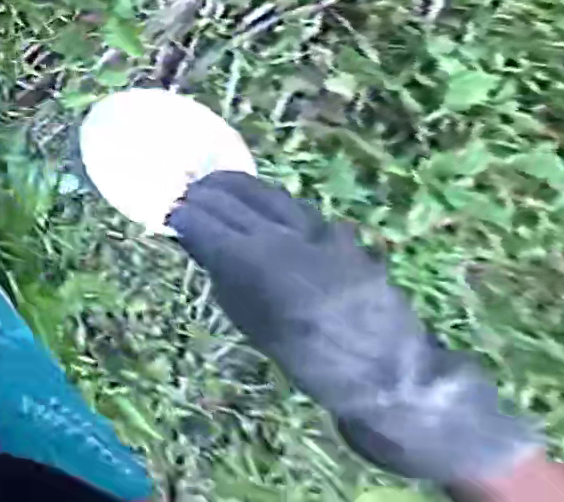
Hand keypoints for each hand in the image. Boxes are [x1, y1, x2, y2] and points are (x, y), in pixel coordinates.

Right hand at [169, 172, 540, 484]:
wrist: (396, 378)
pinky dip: (262, 196)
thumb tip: (191, 238)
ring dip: (226, 185)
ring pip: (257, 190)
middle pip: (226, 202)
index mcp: (257, 267)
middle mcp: (283, 240)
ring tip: (208, 186)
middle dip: (197, 196)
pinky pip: (288, 201)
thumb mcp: (249, 318)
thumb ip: (220, 271)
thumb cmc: (309, 358)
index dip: (179, 215)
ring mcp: (313, 232)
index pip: (203, 223)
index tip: (167, 214)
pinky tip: (250, 199)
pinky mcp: (337, 231)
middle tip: (180, 197)